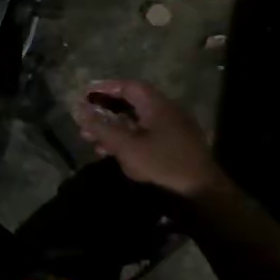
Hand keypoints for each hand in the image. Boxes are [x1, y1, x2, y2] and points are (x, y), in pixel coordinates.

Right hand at [73, 80, 225, 198]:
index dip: (105, 88)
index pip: (129, 87)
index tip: (86, 95)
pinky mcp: (176, 148)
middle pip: (132, 105)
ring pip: (138, 124)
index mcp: (158, 105)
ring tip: (95, 143)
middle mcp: (167, 112)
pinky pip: (147, 137)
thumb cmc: (163, 164)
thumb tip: (78, 109)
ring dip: (115, 130)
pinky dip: (129, 142)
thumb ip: (101, 127)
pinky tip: (116, 156)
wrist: (202, 193)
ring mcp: (174, 131)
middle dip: (107, 113)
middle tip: (86, 122)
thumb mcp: (126, 145)